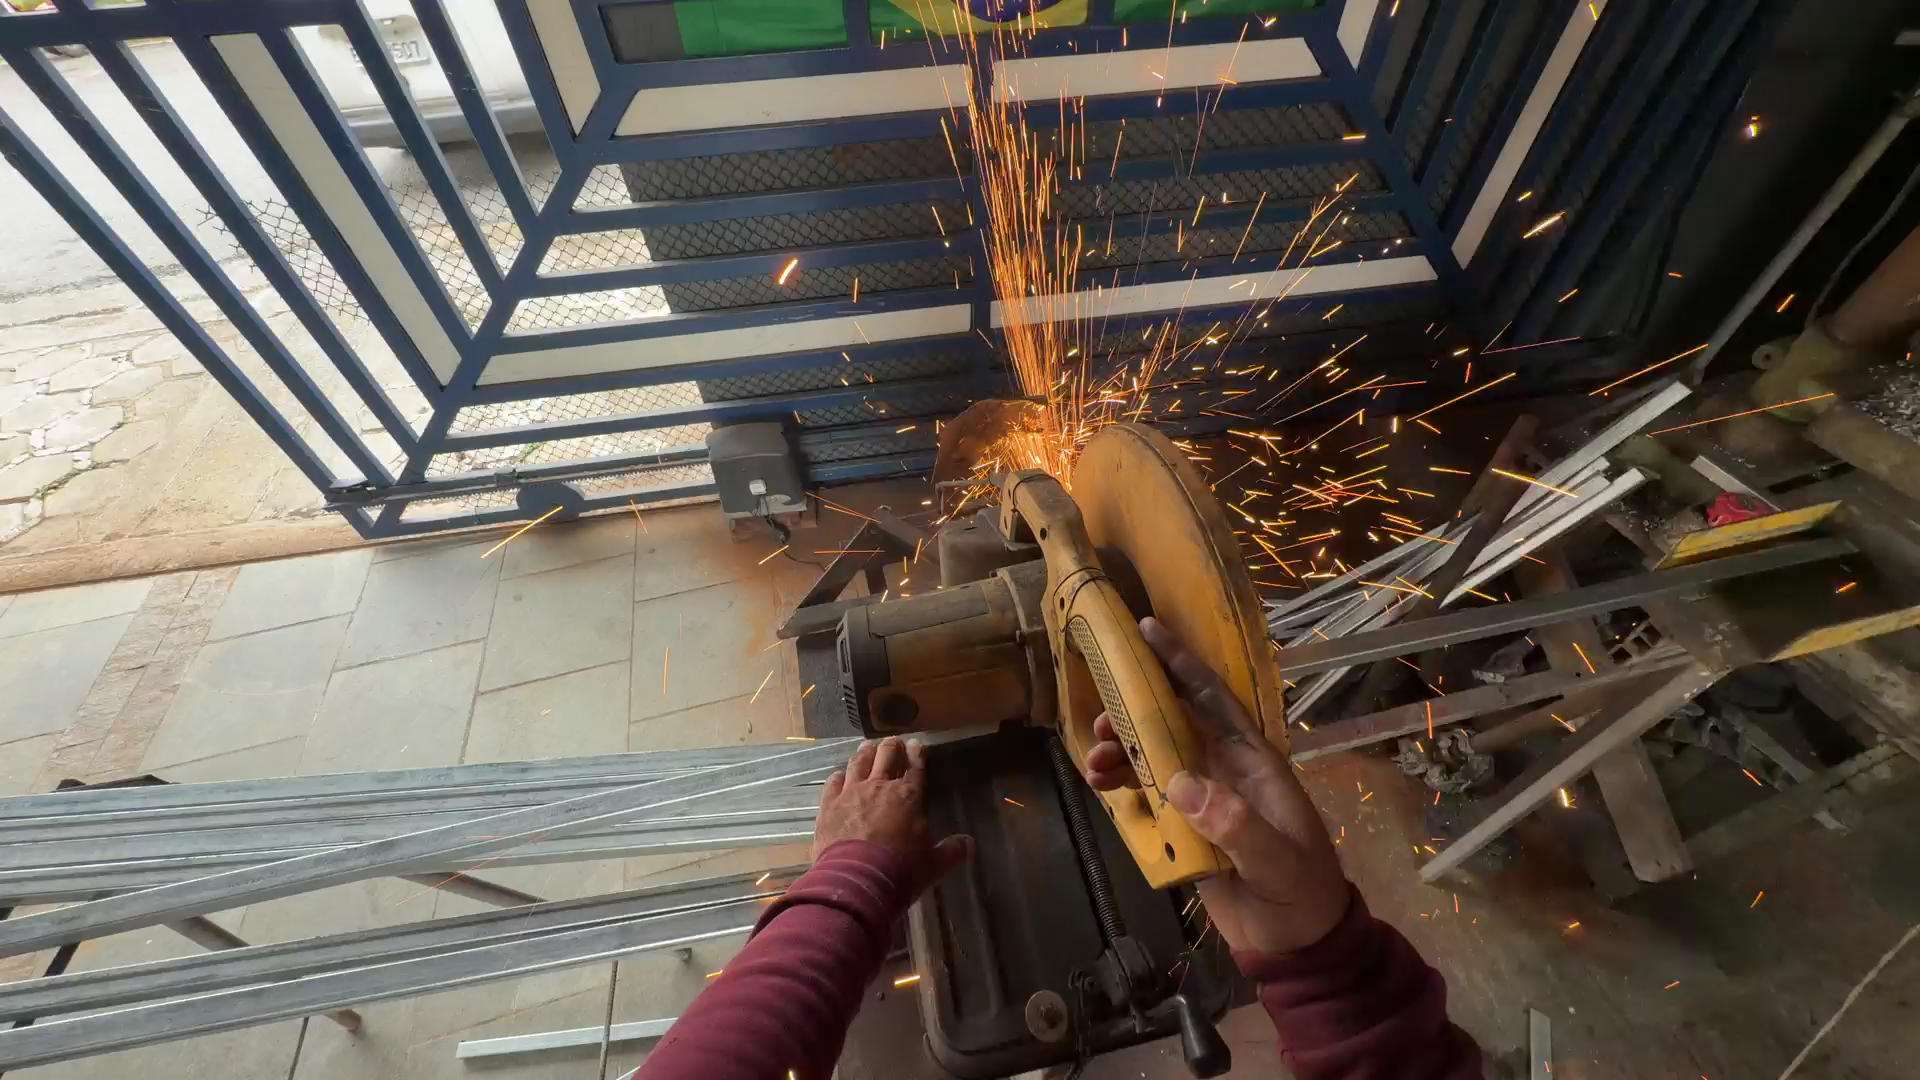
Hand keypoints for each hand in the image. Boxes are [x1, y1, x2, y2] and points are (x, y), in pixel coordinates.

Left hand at [814, 736, 972, 894]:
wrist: (856, 880)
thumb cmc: (899, 870)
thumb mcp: (933, 864)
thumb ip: (951, 851)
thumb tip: (970, 844)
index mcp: (908, 797)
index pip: (915, 769)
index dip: (917, 754)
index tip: (916, 743)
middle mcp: (880, 787)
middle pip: (886, 758)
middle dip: (891, 747)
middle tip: (892, 741)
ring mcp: (852, 792)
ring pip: (859, 763)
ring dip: (865, 753)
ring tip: (867, 746)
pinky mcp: (830, 804)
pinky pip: (833, 783)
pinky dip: (837, 776)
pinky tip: (838, 774)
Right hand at [1085, 617, 1350, 954]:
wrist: (1295, 946)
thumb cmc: (1299, 891)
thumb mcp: (1277, 860)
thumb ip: (1235, 823)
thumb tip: (1180, 784)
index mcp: (1250, 759)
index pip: (1211, 696)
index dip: (1179, 660)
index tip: (1146, 628)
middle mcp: (1220, 765)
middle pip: (1168, 719)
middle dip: (1133, 710)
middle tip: (1100, 715)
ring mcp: (1199, 793)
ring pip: (1150, 754)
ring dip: (1120, 750)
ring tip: (1096, 763)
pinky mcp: (1181, 822)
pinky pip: (1143, 790)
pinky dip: (1119, 783)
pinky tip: (1101, 786)